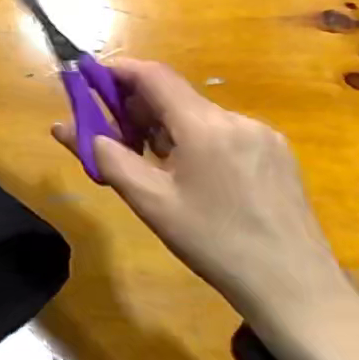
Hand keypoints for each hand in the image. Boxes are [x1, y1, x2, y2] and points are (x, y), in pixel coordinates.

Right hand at [54, 58, 358, 359]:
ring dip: (163, 128)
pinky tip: (187, 178)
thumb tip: (63, 127)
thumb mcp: (150, 202)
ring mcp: (262, 136)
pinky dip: (192, 141)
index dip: (115, 71)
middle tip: (108, 136)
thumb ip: (105, 157)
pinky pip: (221, 134)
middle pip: (174, 96)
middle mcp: (236, 119)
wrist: (295, 288)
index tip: (86, 80)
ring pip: (197, 117)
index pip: (153, 75)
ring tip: (146, 165)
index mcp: (205, 126)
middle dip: (135, 108)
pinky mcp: (276, 155)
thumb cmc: (213, 242)